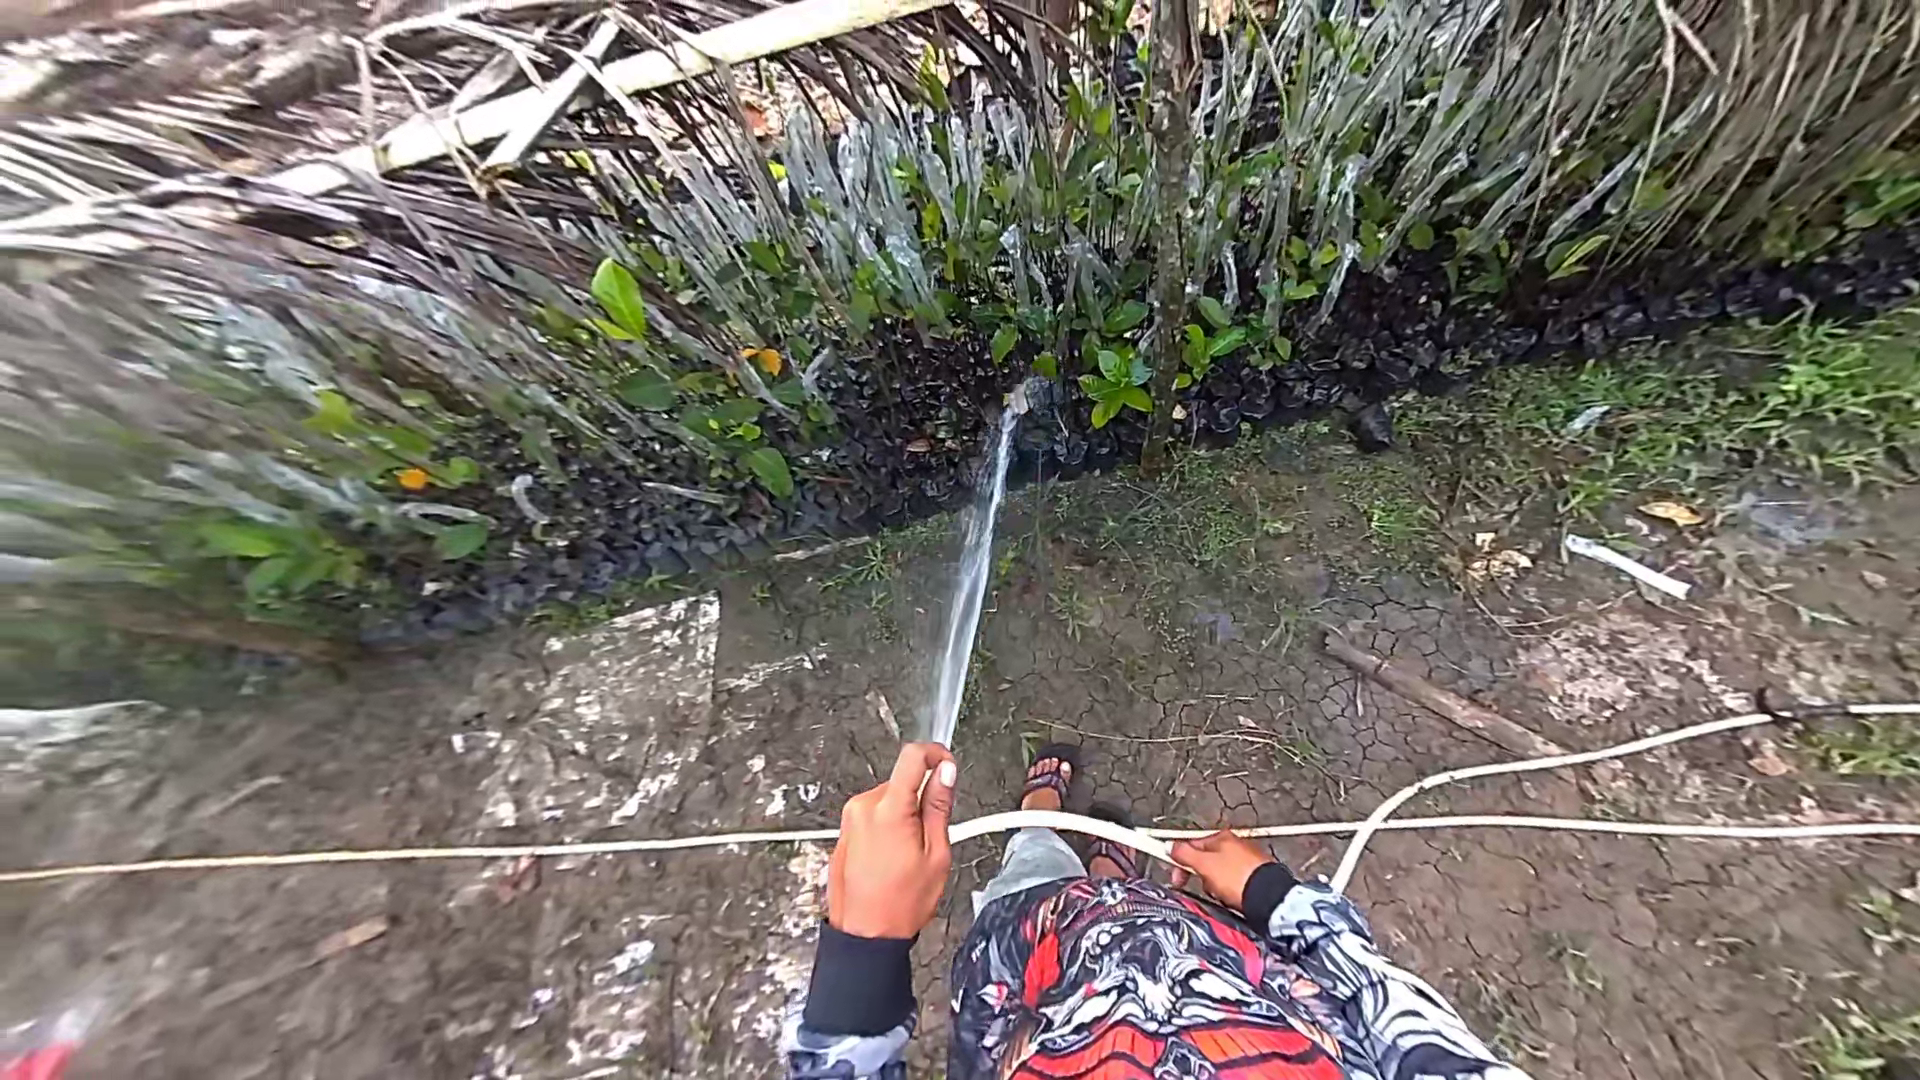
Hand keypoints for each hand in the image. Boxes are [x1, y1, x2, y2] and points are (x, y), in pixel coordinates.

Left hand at [826, 743, 957, 938]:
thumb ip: (939, 806)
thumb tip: (945, 772)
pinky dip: (887, 825)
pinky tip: (891, 857)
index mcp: (889, 809)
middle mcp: (864, 807)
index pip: (912, 757)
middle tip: (930, 832)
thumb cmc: (900, 904)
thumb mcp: (935, 854)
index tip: (947, 764)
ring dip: (903, 812)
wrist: (864, 938)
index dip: (935, 754)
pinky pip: (873, 813)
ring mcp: (850, 819)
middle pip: (902, 780)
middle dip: (920, 797)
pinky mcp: (844, 830)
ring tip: (909, 852)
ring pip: (889, 797)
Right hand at [1170, 828, 1274, 911]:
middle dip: (1202, 876)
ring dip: (1217, 885)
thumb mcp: (1204, 865)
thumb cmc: (1237, 878)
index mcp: (1221, 837)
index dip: (1181, 861)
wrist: (1272, 899)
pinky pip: (1237, 883)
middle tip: (1204, 888)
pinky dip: (1233, 891)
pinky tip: (1236, 899)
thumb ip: (1184, 854)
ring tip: (1223, 896)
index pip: (1192, 845)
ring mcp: (1249, 860)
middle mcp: (1236, 844)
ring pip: (1221, 873)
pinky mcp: (1259, 877)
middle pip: (1207, 859)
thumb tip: (1169, 846)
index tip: (1176, 877)